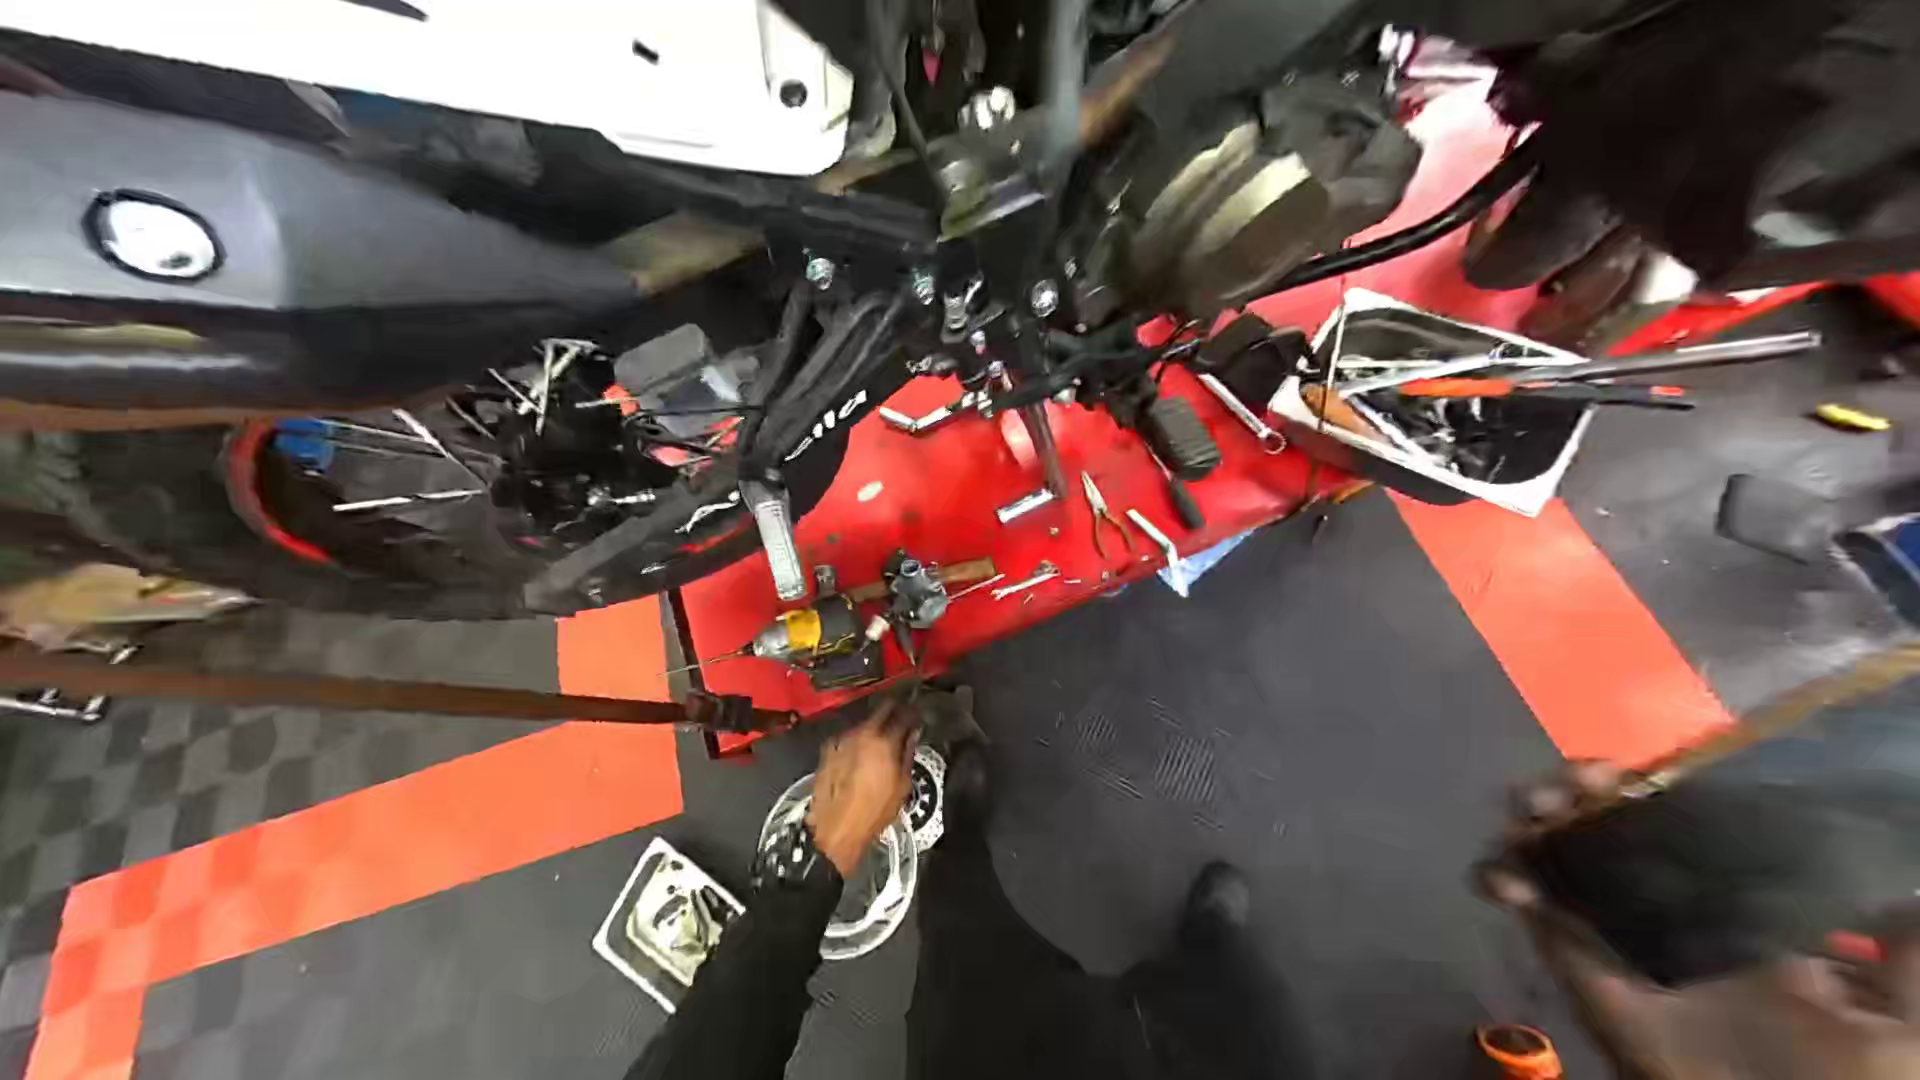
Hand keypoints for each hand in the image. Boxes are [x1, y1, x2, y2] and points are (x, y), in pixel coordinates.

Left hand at [807, 698, 918, 876]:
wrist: (836, 829)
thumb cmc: (874, 811)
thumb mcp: (901, 785)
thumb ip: (907, 753)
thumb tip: (912, 735)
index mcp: (884, 741)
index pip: (904, 714)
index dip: (913, 712)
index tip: (918, 715)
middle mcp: (862, 734)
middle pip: (882, 710)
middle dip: (894, 711)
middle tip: (902, 719)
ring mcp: (842, 740)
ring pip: (865, 723)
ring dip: (875, 727)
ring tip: (882, 740)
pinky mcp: (828, 750)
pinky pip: (849, 738)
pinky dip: (858, 740)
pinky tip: (861, 753)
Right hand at [1484, 762, 1919, 1079]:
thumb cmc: (1822, 1074)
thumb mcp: (1898, 1029)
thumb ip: (1904, 960)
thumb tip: (1910, 884)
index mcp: (1717, 892)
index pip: (1665, 815)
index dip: (1635, 783)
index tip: (1618, 771)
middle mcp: (1647, 886)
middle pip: (1592, 812)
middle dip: (1568, 786)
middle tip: (1573, 784)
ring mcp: (1596, 908)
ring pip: (1543, 837)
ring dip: (1526, 818)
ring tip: (1529, 818)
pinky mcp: (1557, 934)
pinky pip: (1511, 890)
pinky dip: (1497, 874)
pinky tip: (1505, 883)